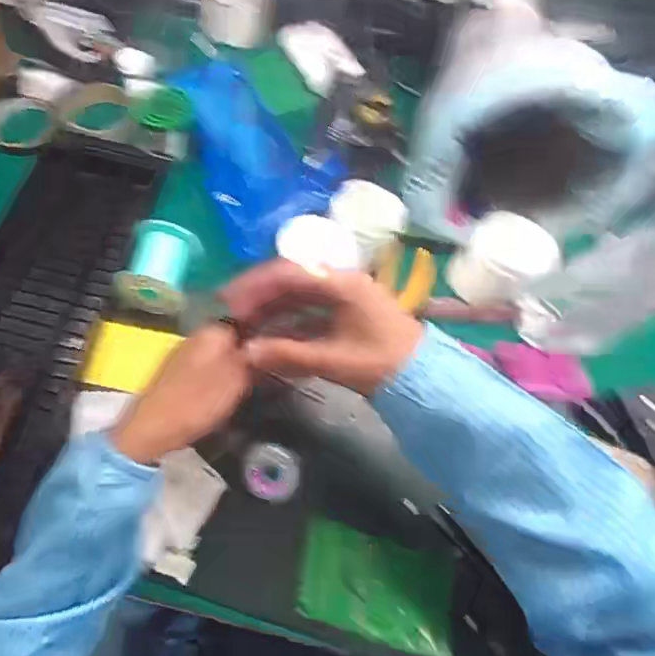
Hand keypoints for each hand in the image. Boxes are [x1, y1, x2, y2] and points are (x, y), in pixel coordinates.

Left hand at [111, 323, 252, 464]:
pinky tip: (219, 395)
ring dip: (231, 368)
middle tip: (266, 374)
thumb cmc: (195, 404)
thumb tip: (265, 340)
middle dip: (246, 355)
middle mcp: (193, 337)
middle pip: (231, 339)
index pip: (247, 322)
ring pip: (217, 355)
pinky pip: (203, 370)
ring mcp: (181, 355)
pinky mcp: (173, 375)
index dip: (263, 337)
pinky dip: (213, 380)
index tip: (278, 354)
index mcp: (210, 332)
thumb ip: (251, 357)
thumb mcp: (234, 380)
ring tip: (246, 386)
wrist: (150, 430)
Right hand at [221, 259, 422, 394]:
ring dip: (269, 310)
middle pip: (289, 281)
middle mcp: (340, 283)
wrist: (425, 382)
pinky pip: (307, 312)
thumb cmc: (382, 364)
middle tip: (230, 313)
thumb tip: (245, 352)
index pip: (288, 273)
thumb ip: (286, 354)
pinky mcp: (344, 316)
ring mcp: (343, 299)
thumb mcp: (332, 360)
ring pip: (296, 297)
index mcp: (341, 284)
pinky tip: (267, 338)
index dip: (254, 285)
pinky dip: (285, 323)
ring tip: (243, 327)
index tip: (229, 300)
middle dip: (257, 297)